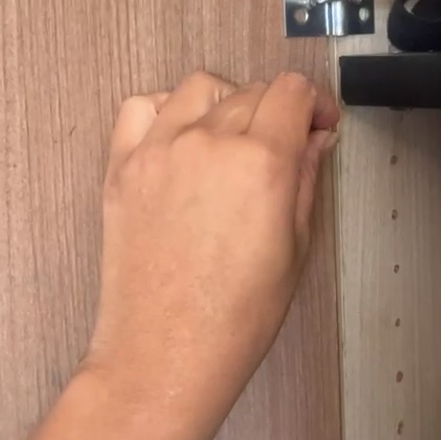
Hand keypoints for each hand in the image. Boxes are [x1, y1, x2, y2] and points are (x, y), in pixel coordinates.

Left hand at [86, 71, 339, 407]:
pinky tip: (181, 138)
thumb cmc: (236, 315)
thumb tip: (315, 137)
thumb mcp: (295, 246)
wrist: (166, 353)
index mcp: (260, 163)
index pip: (291, 92)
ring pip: (200, 86)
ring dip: (225, 101)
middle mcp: (208, 143)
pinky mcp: (124, 166)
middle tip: (281, 145)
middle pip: (252, 90)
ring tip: (230, 138)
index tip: (317, 122)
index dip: (313, 102)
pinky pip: (142, 106)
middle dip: (276, 111)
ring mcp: (160, 150)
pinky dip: (166, 109)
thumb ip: (306, 177)